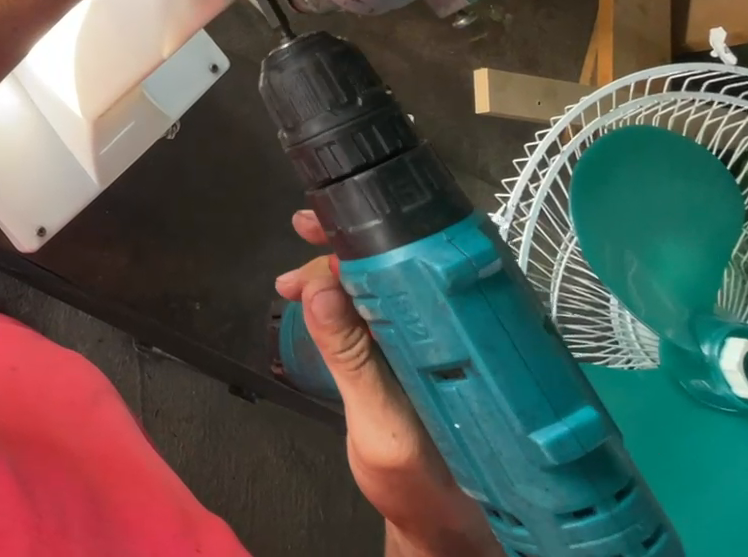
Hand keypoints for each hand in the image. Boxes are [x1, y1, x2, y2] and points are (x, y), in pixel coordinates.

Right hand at [276, 209, 500, 556]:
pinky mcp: (410, 355)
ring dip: (331, 271)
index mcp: (458, 342)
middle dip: (344, 242)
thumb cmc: (420, 487)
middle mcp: (450, 333)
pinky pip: (371, 311)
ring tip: (289, 284)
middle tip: (301, 229)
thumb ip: (353, 362)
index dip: (371, 234)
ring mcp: (429, 343)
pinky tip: (311, 299)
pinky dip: (336, 296)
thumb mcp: (382, 429)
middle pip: (397, 265)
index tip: (325, 221)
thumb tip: (321, 290)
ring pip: (378, 284)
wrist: (440, 529)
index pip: (418, 266)